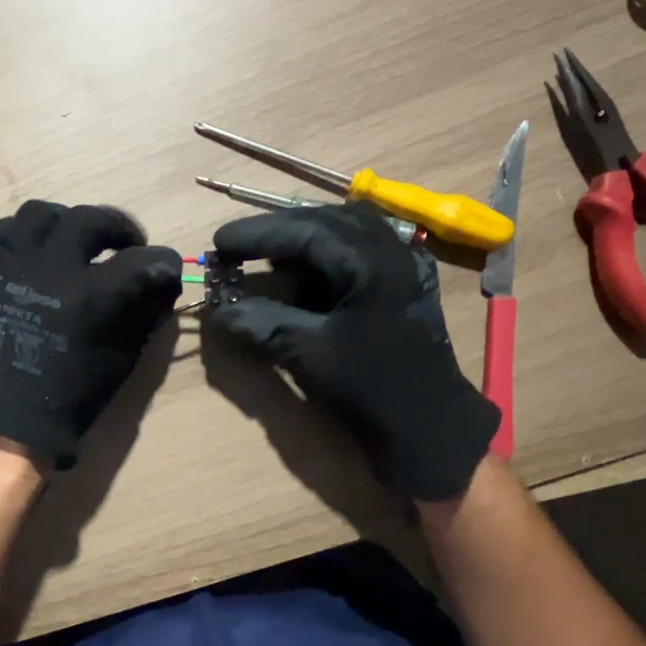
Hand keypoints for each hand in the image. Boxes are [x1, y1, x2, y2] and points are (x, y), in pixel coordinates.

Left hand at [0, 201, 181, 469]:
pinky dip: (22, 235)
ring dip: (65, 222)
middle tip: (126, 244)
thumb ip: (143, 314)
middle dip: (116, 227)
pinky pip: (0, 232)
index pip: (141, 260)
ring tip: (75, 240)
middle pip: (88, 220)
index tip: (165, 268)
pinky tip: (34, 253)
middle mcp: (50, 269)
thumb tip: (160, 284)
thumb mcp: (121, 359)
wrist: (6, 421)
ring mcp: (11, 266)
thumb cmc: (70, 397)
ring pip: (38, 214)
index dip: (162, 262)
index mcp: (91, 296)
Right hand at [208, 203, 498, 501]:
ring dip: (302, 239)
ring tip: (264, 256)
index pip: (306, 229)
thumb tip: (217, 313)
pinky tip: (301, 275)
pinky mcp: (403, 286)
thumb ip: (261, 325)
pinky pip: (360, 252)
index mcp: (373, 260)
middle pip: (328, 220)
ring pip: (346, 232)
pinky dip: (324, 257)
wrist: (428, 425)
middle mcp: (393, 250)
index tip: (218, 242)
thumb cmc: (370, 387)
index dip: (257, 234)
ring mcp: (404, 266)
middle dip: (279, 230)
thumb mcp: (307, 354)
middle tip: (237, 246)